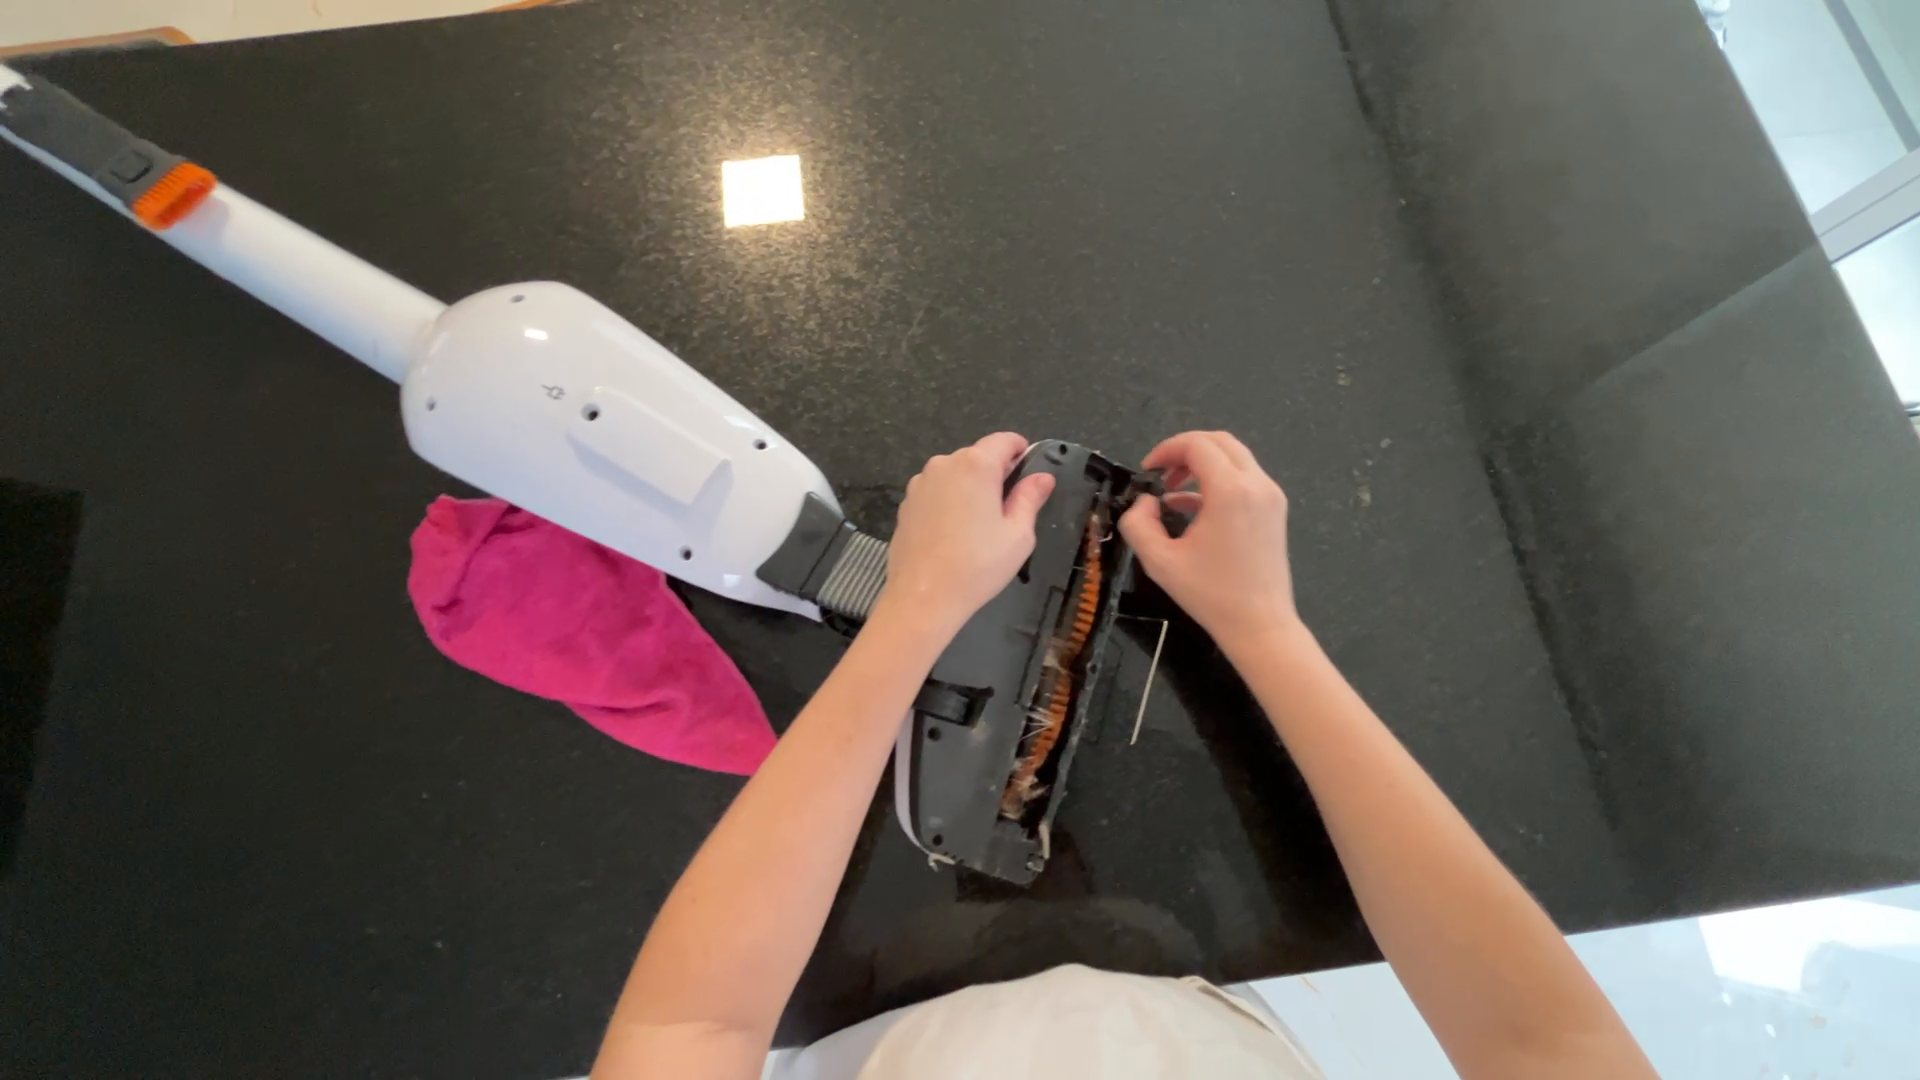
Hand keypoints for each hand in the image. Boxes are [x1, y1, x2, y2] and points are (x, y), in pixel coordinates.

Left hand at [875, 432, 1055, 639]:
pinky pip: (936, 492)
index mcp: (976, 464)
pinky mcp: (906, 504)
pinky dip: (948, 503)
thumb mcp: (1018, 534)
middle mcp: (944, 464)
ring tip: (977, 527)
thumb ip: (1030, 498)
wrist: (923, 597)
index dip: (1021, 452)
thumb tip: (1043, 477)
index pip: (1005, 440)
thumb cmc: (978, 565)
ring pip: (955, 475)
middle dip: (995, 475)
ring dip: (970, 489)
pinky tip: (952, 535)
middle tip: (1007, 511)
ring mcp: (920, 483)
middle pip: (978, 457)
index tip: (1028, 475)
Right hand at [1119, 431, 1300, 650]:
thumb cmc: (1209, 594)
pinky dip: (1216, 481)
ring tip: (1172, 490)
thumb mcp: (1159, 561)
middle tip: (1160, 472)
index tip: (1147, 472)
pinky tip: (1190, 507)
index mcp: (1231, 491)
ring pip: (1234, 457)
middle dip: (1185, 450)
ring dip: (1201, 464)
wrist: (1259, 624)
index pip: (1197, 445)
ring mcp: (1270, 496)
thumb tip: (1145, 502)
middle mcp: (1257, 484)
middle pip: (1220, 442)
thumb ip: (1138, 523)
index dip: (1166, 449)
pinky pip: (1244, 478)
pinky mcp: (1274, 510)